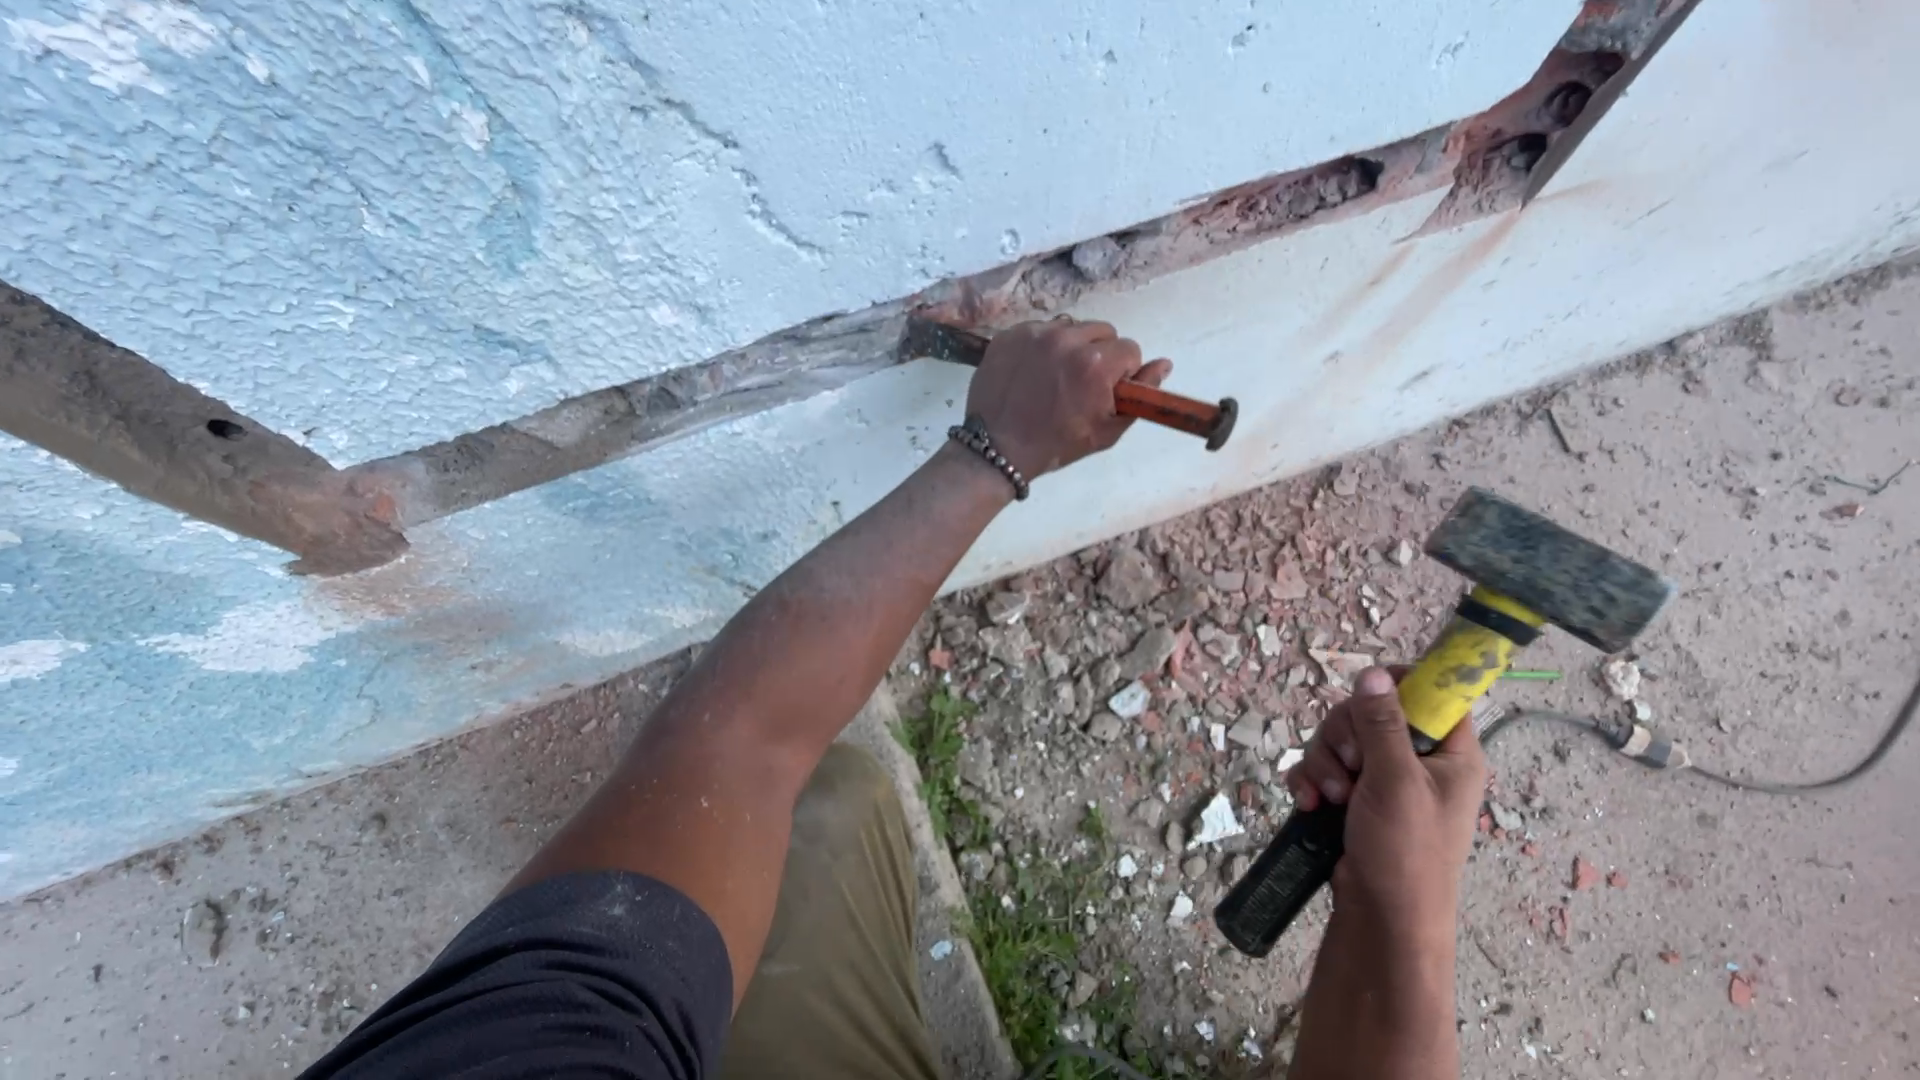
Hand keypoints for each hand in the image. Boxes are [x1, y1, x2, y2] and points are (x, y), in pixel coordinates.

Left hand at [964, 317, 1171, 478]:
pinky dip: (1042, 346)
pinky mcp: (1010, 334)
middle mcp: (1067, 338)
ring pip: (1071, 327)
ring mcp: (1035, 333)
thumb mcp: (1107, 430)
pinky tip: (1032, 371)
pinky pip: (1040, 329)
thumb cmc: (1057, 444)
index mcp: (1096, 363)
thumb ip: (1140, 394)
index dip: (1122, 372)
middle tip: (1080, 383)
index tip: (1105, 390)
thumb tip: (1164, 364)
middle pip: (1102, 332)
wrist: (997, 447)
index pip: (1129, 349)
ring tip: (1054, 376)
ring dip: (1071, 346)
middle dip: (1099, 354)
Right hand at [1284, 667, 1485, 938]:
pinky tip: (1310, 802)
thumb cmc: (1405, 852)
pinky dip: (1311, 780)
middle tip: (1349, 765)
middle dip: (1345, 735)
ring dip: (1324, 762)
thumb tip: (1373, 673)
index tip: (1368, 693)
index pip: (1433, 695)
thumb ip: (1383, 724)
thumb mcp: (1396, 781)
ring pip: (1340, 738)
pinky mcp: (1351, 796)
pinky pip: (1321, 765)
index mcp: (1449, 754)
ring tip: (1330, 796)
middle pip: (1371, 712)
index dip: (1400, 685)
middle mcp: (1416, 761)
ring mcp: (1381, 780)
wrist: (1380, 918)